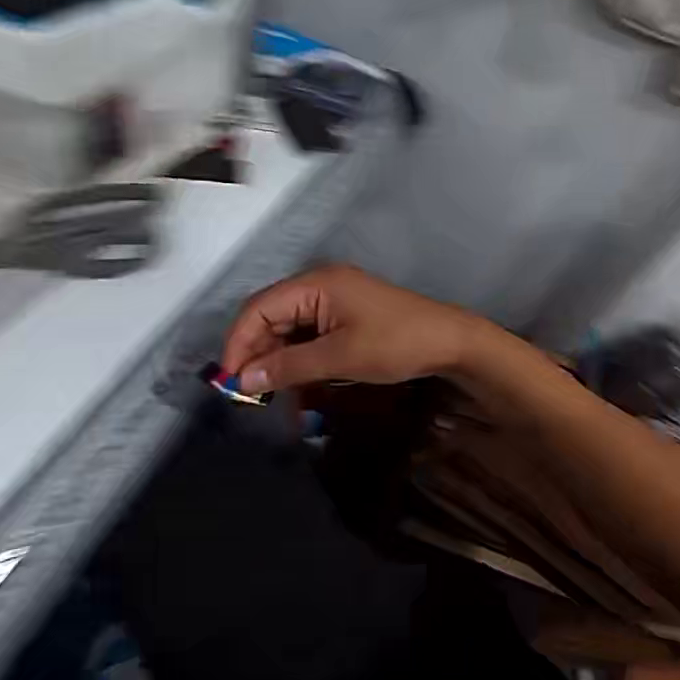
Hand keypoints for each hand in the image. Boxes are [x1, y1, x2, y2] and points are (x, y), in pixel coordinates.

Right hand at [220, 265, 490, 392]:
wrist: (450, 342)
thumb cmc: (396, 345)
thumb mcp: (339, 358)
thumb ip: (289, 366)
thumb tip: (243, 378)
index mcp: (316, 284)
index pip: (258, 309)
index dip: (239, 343)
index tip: (230, 381)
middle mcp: (320, 285)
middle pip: (271, 317)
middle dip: (258, 354)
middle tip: (250, 394)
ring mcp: (335, 300)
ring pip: (290, 329)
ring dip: (279, 360)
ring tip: (271, 395)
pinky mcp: (346, 316)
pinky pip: (311, 335)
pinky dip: (301, 359)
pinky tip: (297, 385)